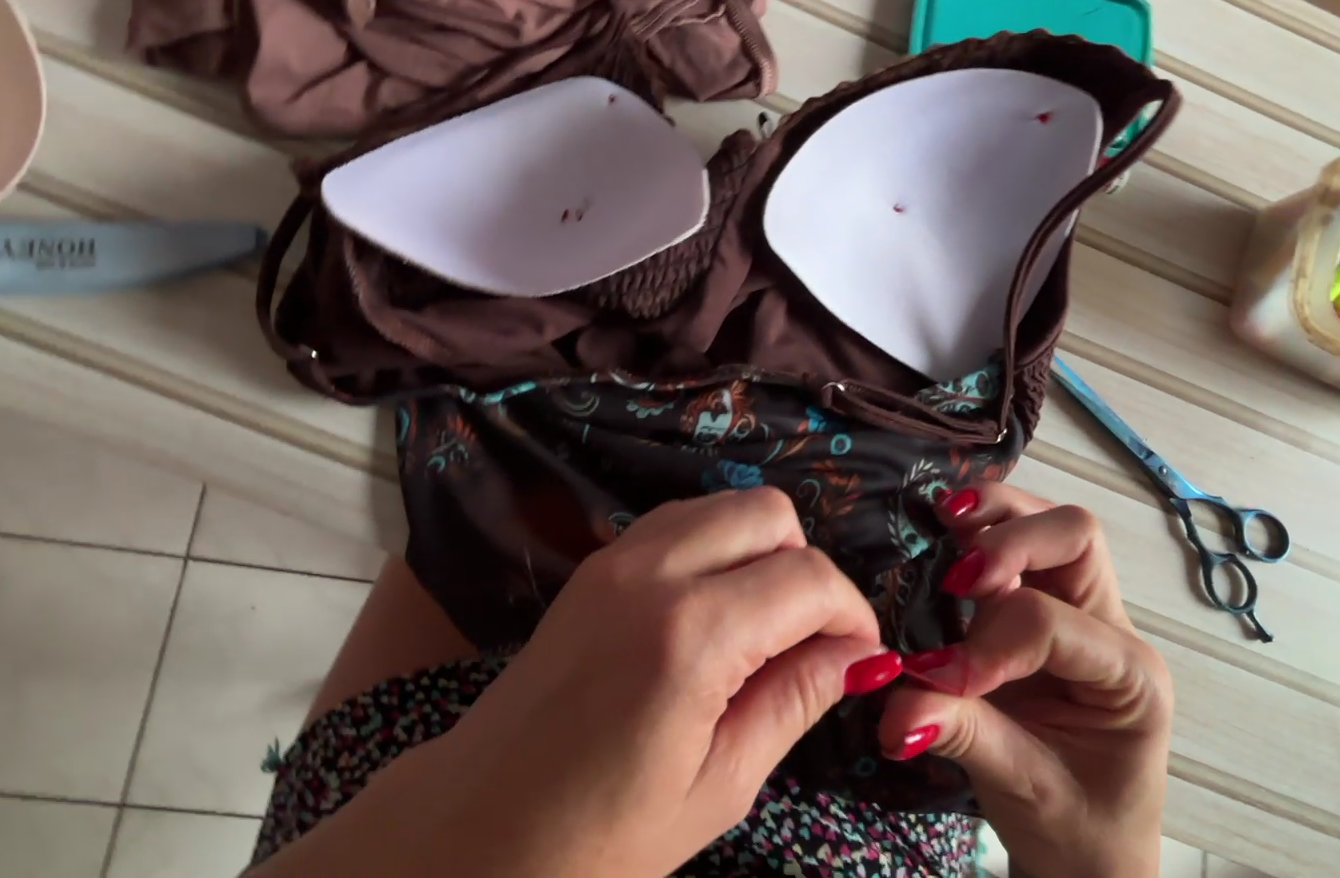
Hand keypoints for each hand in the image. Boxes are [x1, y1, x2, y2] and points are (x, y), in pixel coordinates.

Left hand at [354, 487, 899, 876]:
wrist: (476, 824)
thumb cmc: (600, 835)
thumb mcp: (719, 784)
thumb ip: (795, 699)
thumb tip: (862, 654)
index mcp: (691, 633)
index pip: (808, 577)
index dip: (851, 612)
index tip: (861, 655)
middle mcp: (653, 569)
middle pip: (769, 511)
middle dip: (806, 566)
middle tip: (806, 637)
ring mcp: (615, 556)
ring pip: (722, 503)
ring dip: (759, 548)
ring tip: (759, 624)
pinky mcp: (594, 561)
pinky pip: (677, 520)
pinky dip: (713, 543)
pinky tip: (710, 607)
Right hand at [879, 483, 1172, 877]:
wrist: (1089, 847)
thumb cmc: (1073, 826)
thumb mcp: (1021, 787)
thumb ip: (961, 734)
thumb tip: (893, 711)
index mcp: (1129, 678)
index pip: (1050, 625)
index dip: (987, 644)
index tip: (932, 679)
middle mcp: (1112, 627)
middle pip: (1074, 537)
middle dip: (1008, 542)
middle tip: (956, 578)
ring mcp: (1080, 608)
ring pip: (1048, 524)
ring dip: (994, 516)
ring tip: (944, 520)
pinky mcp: (1043, 603)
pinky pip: (1020, 540)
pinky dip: (982, 524)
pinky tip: (946, 527)